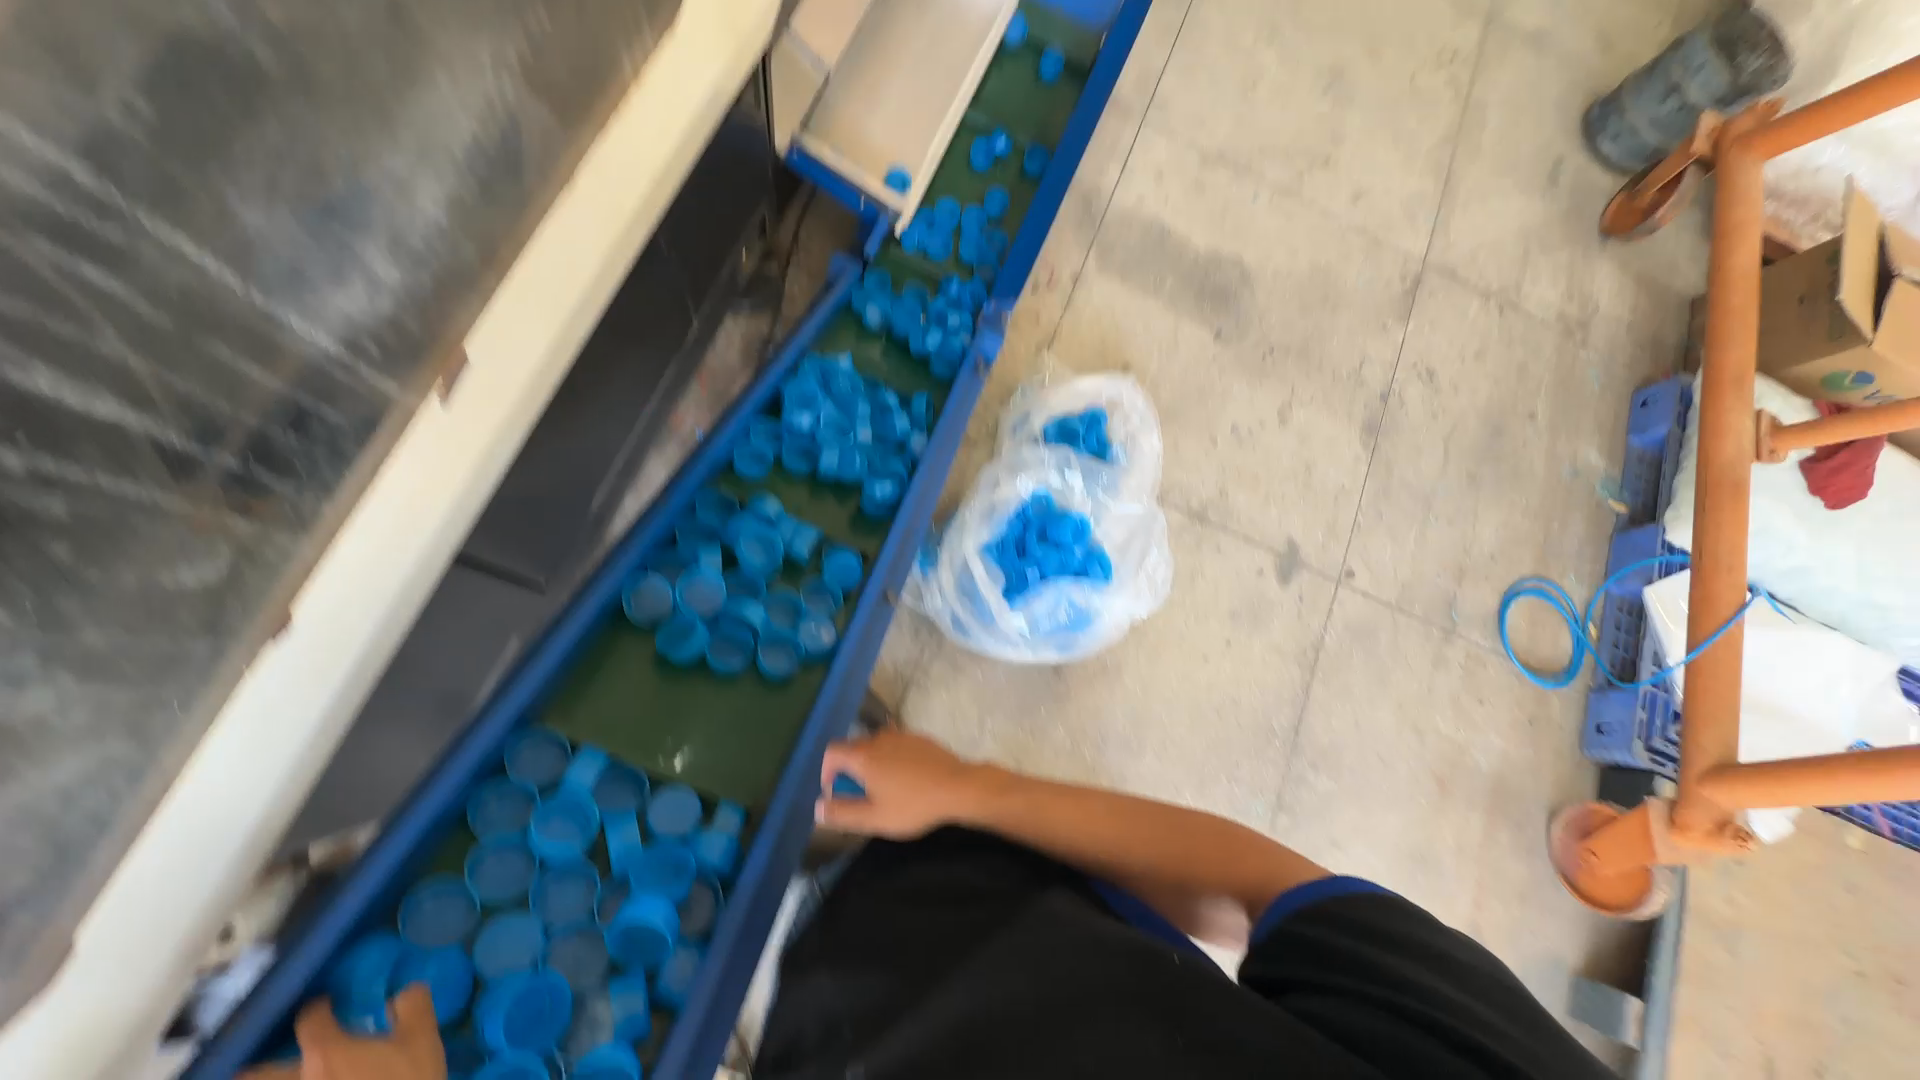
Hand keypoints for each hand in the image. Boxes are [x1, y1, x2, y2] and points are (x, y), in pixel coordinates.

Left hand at [240, 985, 445, 1079]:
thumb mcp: (423, 1038)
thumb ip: (413, 1004)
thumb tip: (403, 991)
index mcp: (326, 1052)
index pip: (310, 1021)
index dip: (318, 1008)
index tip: (327, 1004)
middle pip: (259, 1073)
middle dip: (259, 1067)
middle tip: (271, 1059)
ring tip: (282, 1078)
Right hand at [815, 731, 998, 839]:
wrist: (959, 787)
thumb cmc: (913, 805)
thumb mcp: (874, 818)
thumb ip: (842, 813)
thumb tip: (818, 808)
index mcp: (863, 756)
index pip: (831, 752)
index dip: (827, 772)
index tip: (837, 792)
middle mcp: (879, 738)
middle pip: (853, 748)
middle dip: (851, 770)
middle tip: (862, 796)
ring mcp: (901, 735)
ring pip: (876, 746)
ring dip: (873, 764)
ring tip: (885, 788)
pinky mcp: (920, 738)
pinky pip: (896, 745)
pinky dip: (893, 759)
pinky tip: (908, 779)